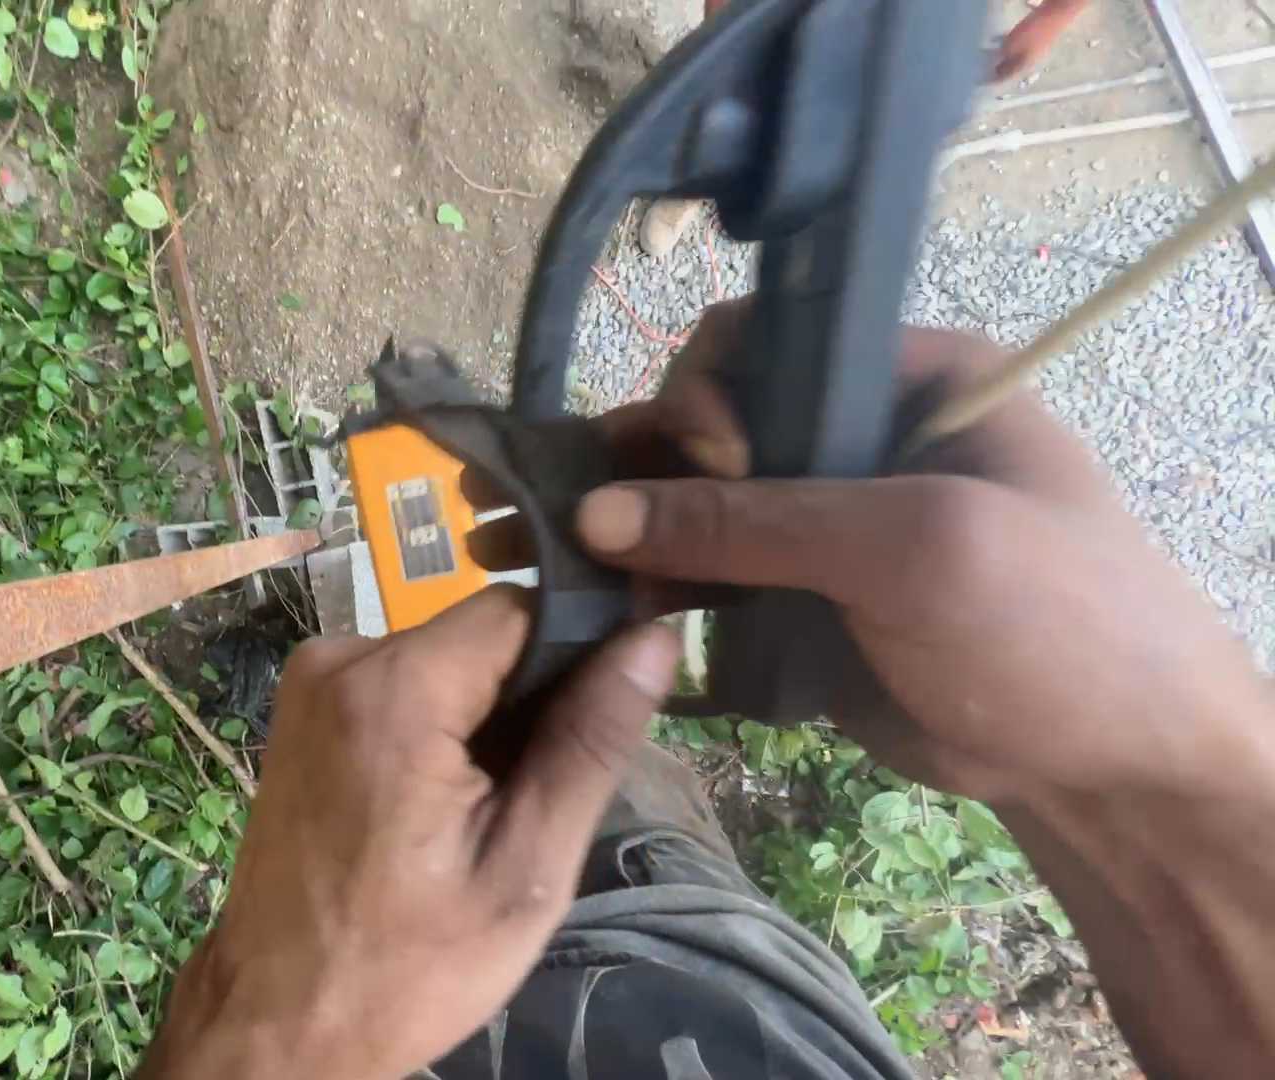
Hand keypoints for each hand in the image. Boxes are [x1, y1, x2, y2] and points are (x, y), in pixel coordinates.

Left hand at [138, 589, 679, 1079]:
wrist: (279, 1009)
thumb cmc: (407, 962)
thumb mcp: (524, 866)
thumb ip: (589, 741)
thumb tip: (652, 642)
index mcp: (394, 688)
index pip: (516, 606)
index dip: (572, 644)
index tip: (600, 707)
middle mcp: (340, 656)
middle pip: (473, 631)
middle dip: (521, 690)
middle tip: (530, 786)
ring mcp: (312, 674)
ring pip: (438, 653)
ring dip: (476, 708)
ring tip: (478, 800)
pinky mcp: (301, 697)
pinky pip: (394, 675)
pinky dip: (430, 714)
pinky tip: (431, 790)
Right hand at [477, 302, 1272, 803]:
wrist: (1106, 776)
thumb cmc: (1053, 631)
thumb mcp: (910, 550)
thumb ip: (746, 523)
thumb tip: (592, 515)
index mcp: (895, 381)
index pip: (755, 346)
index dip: (706, 394)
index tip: (714, 466)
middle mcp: (833, 436)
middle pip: (695, 424)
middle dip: (631, 466)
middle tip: (568, 512)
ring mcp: (798, 515)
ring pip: (676, 500)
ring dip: (614, 527)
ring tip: (540, 553)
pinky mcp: (772, 585)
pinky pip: (684, 567)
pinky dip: (637, 581)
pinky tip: (592, 600)